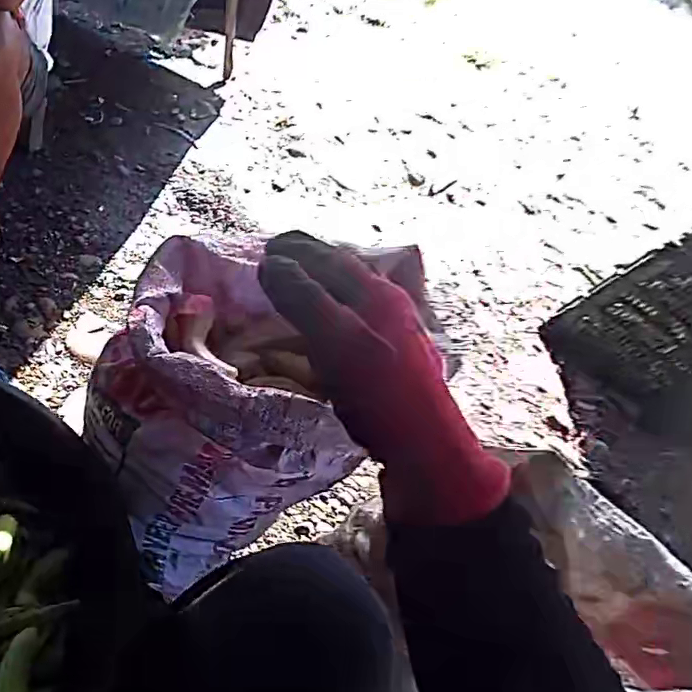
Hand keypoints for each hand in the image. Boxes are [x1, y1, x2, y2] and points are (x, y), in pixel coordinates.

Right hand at [257, 232, 507, 526]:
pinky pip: (355, 313)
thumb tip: (270, 263)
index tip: (267, 245)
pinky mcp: (392, 351)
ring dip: (322, 278)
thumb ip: (305, 299)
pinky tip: (324, 318)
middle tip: (280, 252)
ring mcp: (395, 327)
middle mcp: (389, 304)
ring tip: (298, 277)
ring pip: (353, 289)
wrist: (425, 445)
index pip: (329, 259)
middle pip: (345, 269)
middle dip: (311, 257)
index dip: (297, 250)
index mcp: (376, 295)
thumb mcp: (336, 342)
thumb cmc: (379, 392)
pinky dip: (331, 303)